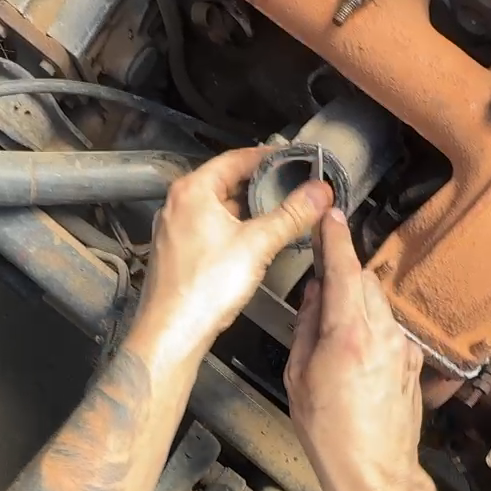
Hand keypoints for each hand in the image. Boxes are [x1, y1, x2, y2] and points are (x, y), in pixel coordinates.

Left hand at [129, 147, 332, 371]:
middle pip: (225, 183)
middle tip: (290, 189)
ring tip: (275, 217)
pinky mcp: (176, 255)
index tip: (292, 159)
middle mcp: (176, 207)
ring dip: (245, 211)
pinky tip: (249, 245)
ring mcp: (173, 231)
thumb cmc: (201, 290)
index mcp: (192, 192)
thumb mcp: (258, 245)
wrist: (172, 333)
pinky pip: (207, 231)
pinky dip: (230, 231)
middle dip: (259, 186)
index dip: (268, 157)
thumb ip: (291, 215)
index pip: (236, 158)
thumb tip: (318, 193)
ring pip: (216, 210)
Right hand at [285, 209, 430, 490]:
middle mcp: (383, 333)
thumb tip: (314, 293)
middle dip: (342, 273)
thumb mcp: (298, 377)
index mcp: (349, 334)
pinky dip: (367, 325)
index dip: (336, 239)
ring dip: (354, 301)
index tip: (330, 217)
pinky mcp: (411, 361)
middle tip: (317, 281)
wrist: (373, 471)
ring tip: (329, 328)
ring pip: (377, 303)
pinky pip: (387, 328)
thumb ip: (307, 326)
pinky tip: (349, 353)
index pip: (344, 270)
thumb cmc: (328, 432)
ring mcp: (402, 347)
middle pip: (364, 280)